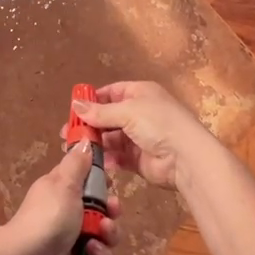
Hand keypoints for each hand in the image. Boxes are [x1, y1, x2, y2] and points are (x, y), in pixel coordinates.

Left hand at [0, 144, 119, 254]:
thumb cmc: (49, 215)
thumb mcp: (63, 183)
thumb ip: (77, 163)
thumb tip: (83, 140)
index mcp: (62, 190)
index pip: (87, 181)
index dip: (101, 182)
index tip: (110, 181)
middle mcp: (70, 213)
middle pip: (103, 208)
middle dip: (111, 210)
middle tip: (112, 210)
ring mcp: (77, 239)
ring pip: (107, 234)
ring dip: (108, 233)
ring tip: (99, 234)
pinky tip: (90, 253)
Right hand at [71, 81, 216, 189]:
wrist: (186, 158)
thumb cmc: (158, 124)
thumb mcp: (127, 112)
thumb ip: (100, 112)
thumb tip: (75, 105)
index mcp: (140, 94)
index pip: (111, 92)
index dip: (93, 100)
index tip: (74, 110)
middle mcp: (139, 113)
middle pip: (108, 117)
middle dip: (89, 125)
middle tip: (67, 135)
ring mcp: (139, 137)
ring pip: (111, 138)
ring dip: (95, 143)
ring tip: (76, 150)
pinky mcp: (139, 159)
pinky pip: (118, 157)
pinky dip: (107, 159)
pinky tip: (95, 162)